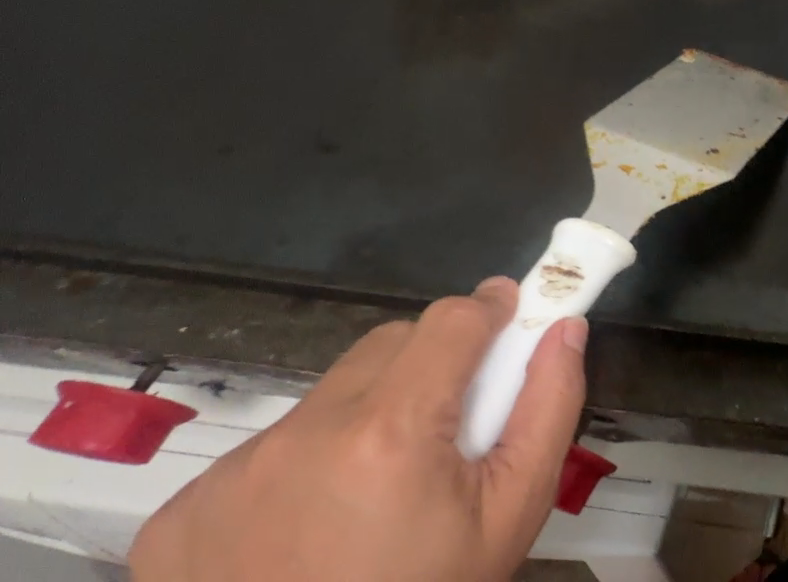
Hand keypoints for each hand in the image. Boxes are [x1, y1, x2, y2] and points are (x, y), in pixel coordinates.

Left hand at [130, 278, 587, 581]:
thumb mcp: (515, 510)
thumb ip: (550, 406)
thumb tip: (564, 328)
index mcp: (391, 430)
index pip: (450, 320)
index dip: (490, 309)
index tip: (511, 314)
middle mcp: (301, 435)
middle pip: (389, 345)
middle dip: (434, 359)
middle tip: (456, 418)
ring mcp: (231, 474)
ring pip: (330, 394)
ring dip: (370, 411)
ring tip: (381, 485)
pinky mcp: (180, 512)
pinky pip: (267, 448)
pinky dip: (305, 462)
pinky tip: (315, 521)